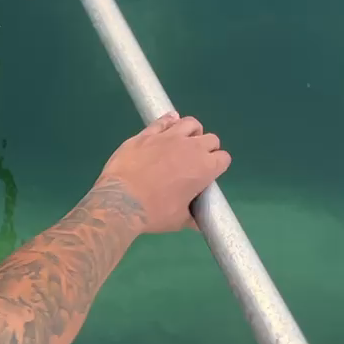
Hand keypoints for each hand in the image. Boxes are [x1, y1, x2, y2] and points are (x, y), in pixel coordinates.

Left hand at [94, 113, 230, 233]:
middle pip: (210, 139)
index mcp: (204, 168)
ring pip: (190, 123)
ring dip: (191, 132)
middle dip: (206, 149)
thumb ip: (190, 217)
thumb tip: (196, 223)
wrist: (120, 202)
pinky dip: (169, 121)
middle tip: (193, 162)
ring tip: (183, 143)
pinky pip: (164, 120)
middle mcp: (191, 147)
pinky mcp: (146, 134)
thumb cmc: (153, 214)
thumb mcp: (177, 221)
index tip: (205, 175)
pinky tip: (169, 124)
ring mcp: (168, 137)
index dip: (216, 166)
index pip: (223, 159)